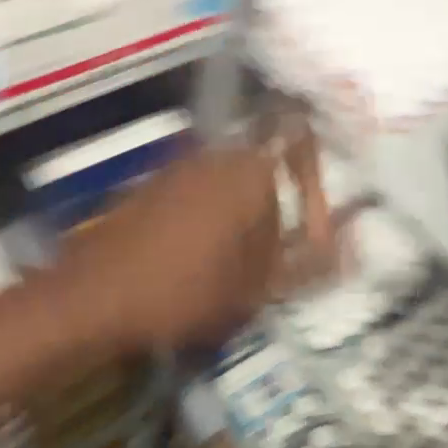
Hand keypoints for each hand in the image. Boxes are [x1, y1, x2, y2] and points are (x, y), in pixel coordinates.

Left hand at [53, 113, 333, 350]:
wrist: (92, 297)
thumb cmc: (184, 292)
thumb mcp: (256, 289)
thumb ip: (311, 262)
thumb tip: (355, 243)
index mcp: (251, 169)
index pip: (303, 150)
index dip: (315, 193)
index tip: (314, 238)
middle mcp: (218, 152)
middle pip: (266, 169)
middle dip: (276, 213)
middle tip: (271, 261)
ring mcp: (180, 162)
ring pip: (231, 180)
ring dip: (242, 217)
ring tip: (233, 266)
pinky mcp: (151, 179)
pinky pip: (198, 188)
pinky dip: (208, 216)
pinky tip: (194, 257)